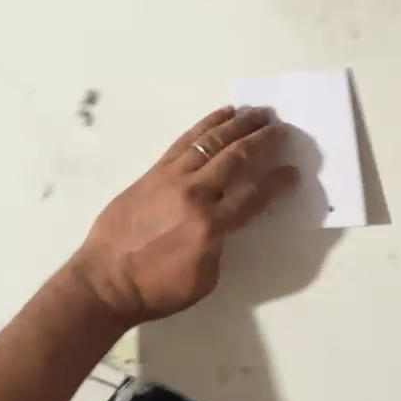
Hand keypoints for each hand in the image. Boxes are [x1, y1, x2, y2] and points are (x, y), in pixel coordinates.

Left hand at [66, 107, 299, 326]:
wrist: (106, 278)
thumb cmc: (157, 289)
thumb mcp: (203, 279)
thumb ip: (221, 244)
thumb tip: (228, 219)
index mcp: (210, 226)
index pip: (253, 197)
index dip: (277, 183)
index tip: (294, 171)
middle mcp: (195, 194)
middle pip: (235, 158)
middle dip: (262, 140)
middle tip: (282, 127)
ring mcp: (173, 177)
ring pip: (212, 141)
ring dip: (238, 124)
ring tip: (258, 111)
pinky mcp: (157, 169)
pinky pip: (187, 140)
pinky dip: (207, 124)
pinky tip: (223, 114)